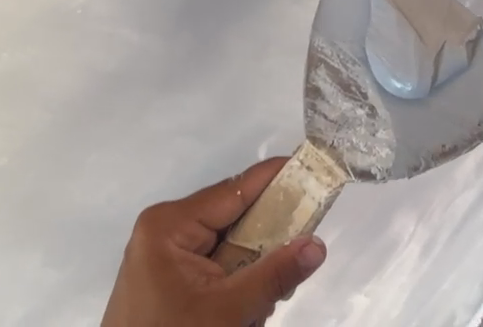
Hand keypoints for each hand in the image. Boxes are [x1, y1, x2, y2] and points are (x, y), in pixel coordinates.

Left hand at [102, 158, 327, 326]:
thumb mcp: (226, 314)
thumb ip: (274, 275)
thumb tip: (318, 245)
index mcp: (170, 224)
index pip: (236, 188)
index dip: (277, 179)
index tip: (316, 170)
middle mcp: (166, 229)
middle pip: (235, 216)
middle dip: (268, 238)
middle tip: (301, 251)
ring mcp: (165, 255)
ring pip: (229, 244)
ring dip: (253, 269)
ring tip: (260, 305)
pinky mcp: (168, 279)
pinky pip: (216, 266)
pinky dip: (237, 283)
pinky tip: (246, 312)